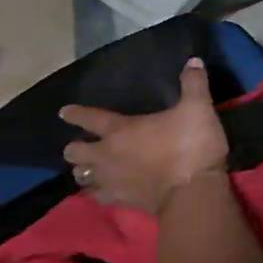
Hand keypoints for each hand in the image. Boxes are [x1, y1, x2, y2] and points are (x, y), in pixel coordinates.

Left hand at [60, 58, 229, 213]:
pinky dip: (98, 192)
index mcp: (121, 130)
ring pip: (82, 177)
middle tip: (80, 146)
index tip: (64, 112)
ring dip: (84, 171)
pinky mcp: (121, 201)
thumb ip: (194, 84)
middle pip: (76, 152)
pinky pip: (99, 197)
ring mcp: (112, 181)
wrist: (193, 192)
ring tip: (89, 169)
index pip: (91, 118)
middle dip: (75, 148)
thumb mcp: (198, 108)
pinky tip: (104, 191)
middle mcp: (107, 155)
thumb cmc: (191, 145)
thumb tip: (193, 60)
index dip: (77, 114)